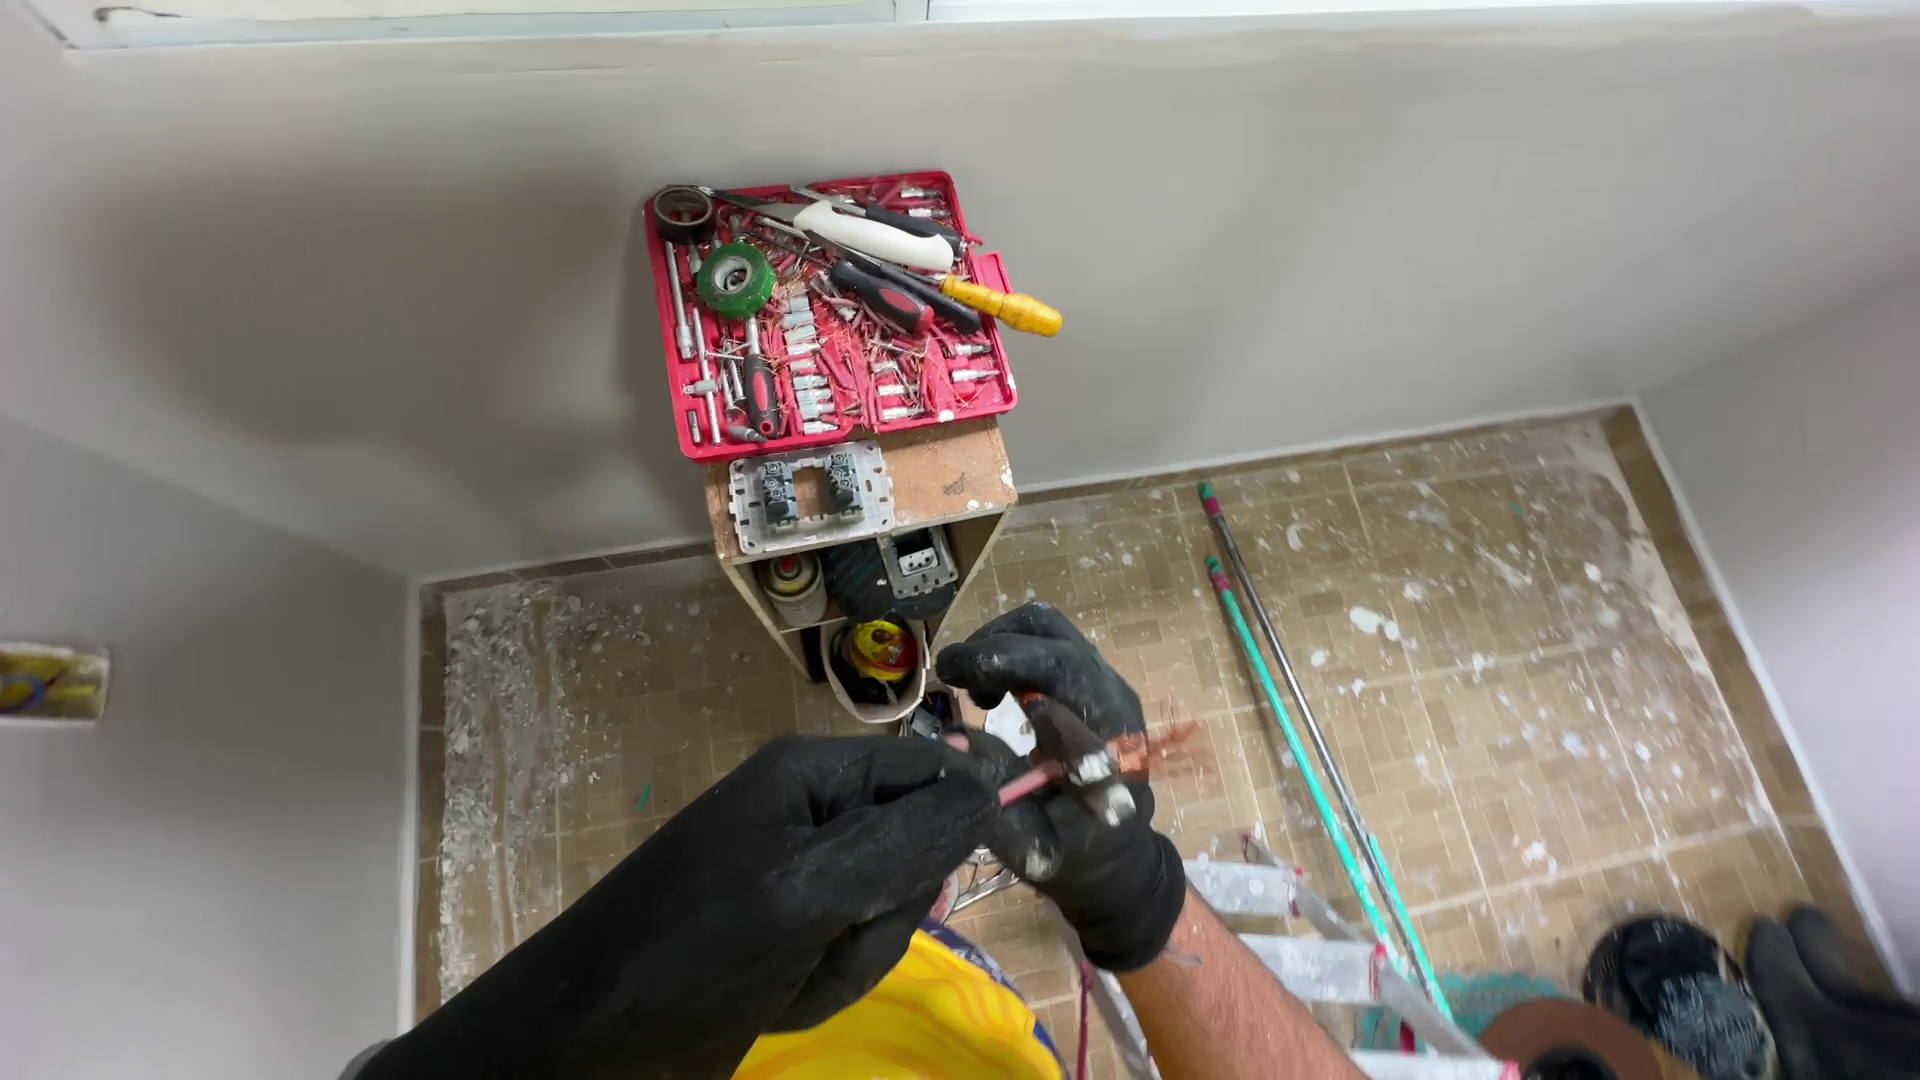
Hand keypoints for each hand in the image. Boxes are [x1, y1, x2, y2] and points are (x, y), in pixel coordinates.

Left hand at [361, 736, 995, 1079]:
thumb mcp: (810, 891)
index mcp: (815, 771)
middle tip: (828, 943)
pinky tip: (779, 998)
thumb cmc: (692, 953)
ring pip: (888, 904)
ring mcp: (802, 867)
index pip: (928, 771)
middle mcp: (814, 806)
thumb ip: (907, 837)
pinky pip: (852, 942)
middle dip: (884, 912)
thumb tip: (991, 786)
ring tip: (791, 980)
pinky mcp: (791, 920)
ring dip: (854, 955)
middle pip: (915, 845)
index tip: (926, 889)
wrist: (576, 1045)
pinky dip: (828, 979)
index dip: (949, 827)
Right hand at [937, 602, 1186, 972]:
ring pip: (1045, 626)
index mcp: (1107, 729)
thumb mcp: (1031, 835)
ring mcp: (1102, 680)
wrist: (1120, 858)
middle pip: (1048, 628)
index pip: (1059, 666)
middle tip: (956, 679)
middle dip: (991, 644)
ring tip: (976, 687)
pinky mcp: (1088, 680)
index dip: (998, 659)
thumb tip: (948, 741)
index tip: (950, 677)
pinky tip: (995, 692)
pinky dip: (1010, 652)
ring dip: (999, 643)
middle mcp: (1110, 692)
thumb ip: (992, 787)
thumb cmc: (1078, 853)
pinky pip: (1045, 642)